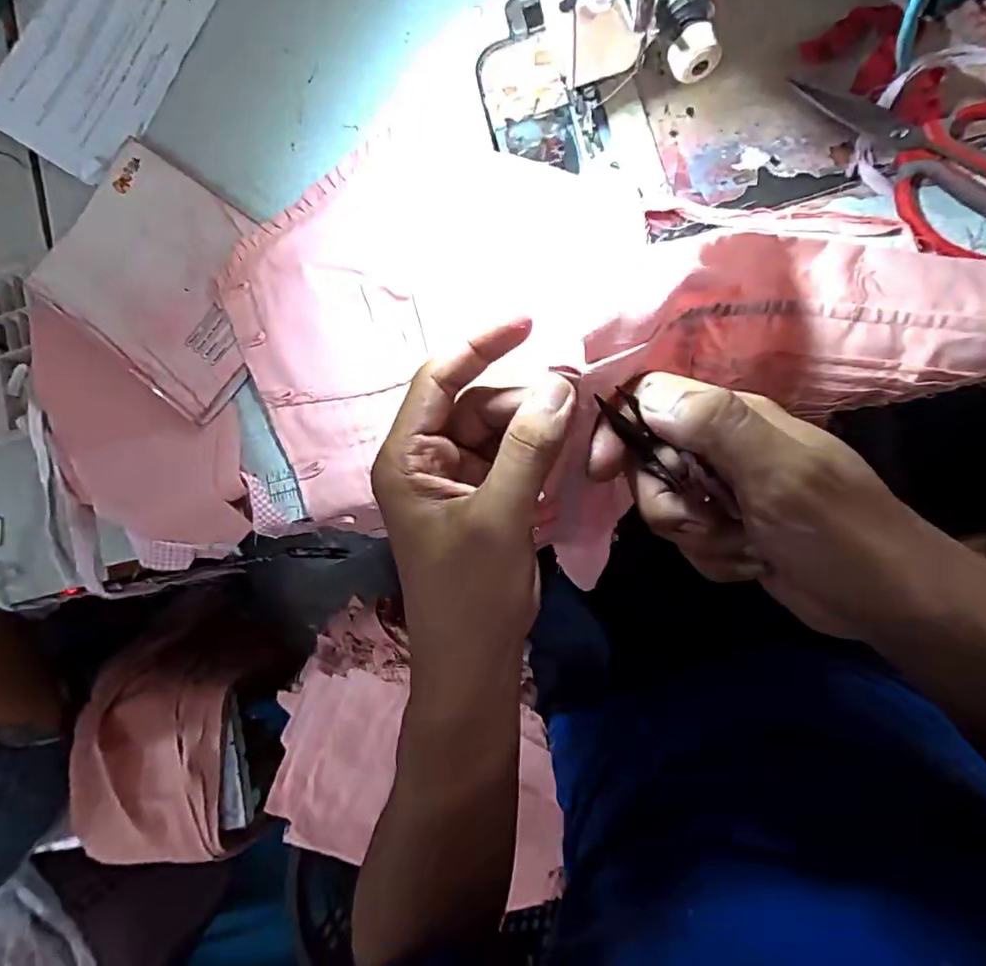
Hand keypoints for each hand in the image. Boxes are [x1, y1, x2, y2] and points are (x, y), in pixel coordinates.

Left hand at [372, 319, 575, 676]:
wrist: (475, 663)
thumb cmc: (472, 594)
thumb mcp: (502, 515)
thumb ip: (529, 447)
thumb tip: (560, 383)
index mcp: (408, 457)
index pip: (439, 379)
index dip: (480, 344)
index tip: (529, 322)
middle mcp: (427, 460)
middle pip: (480, 405)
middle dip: (526, 403)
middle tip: (577, 406)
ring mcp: (456, 480)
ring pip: (502, 431)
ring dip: (538, 431)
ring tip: (577, 440)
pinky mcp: (483, 499)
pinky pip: (513, 459)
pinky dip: (539, 456)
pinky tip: (566, 464)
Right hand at [588, 373, 938, 640]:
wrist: (885, 601)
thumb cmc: (839, 531)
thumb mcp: (781, 474)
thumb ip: (718, 428)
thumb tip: (650, 397)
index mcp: (736, 416)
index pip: (654, 399)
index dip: (620, 429)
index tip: (602, 472)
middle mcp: (726, 447)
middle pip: (650, 462)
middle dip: (669, 503)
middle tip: (710, 521)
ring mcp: (728, 491)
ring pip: (668, 508)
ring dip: (700, 538)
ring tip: (747, 546)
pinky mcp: (732, 529)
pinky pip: (692, 541)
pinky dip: (716, 558)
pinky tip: (754, 563)